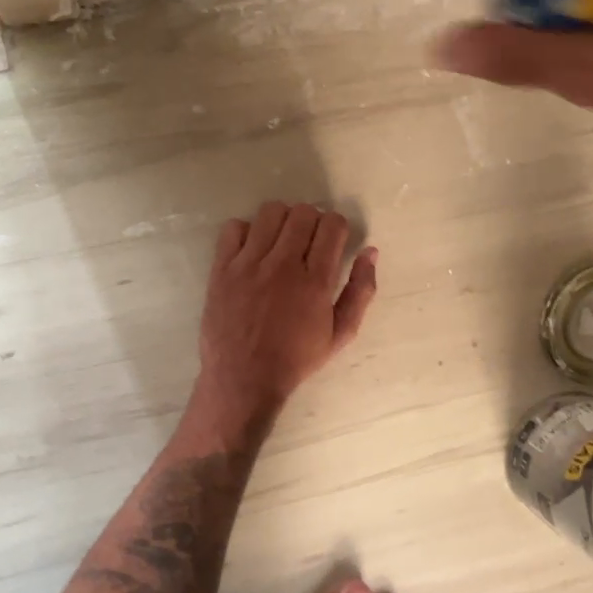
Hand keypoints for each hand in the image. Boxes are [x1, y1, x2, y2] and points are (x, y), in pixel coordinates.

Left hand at [197, 203, 378, 414]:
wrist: (242, 379)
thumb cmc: (294, 360)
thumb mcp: (340, 335)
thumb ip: (360, 292)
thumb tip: (371, 252)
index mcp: (315, 282)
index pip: (332, 226)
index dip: (337, 226)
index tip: (333, 239)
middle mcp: (283, 266)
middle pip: (303, 213)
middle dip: (312, 220)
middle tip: (308, 240)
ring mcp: (249, 264)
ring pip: (270, 212)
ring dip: (282, 220)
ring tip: (280, 240)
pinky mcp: (222, 268)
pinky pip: (233, 228)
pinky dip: (245, 232)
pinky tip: (252, 250)